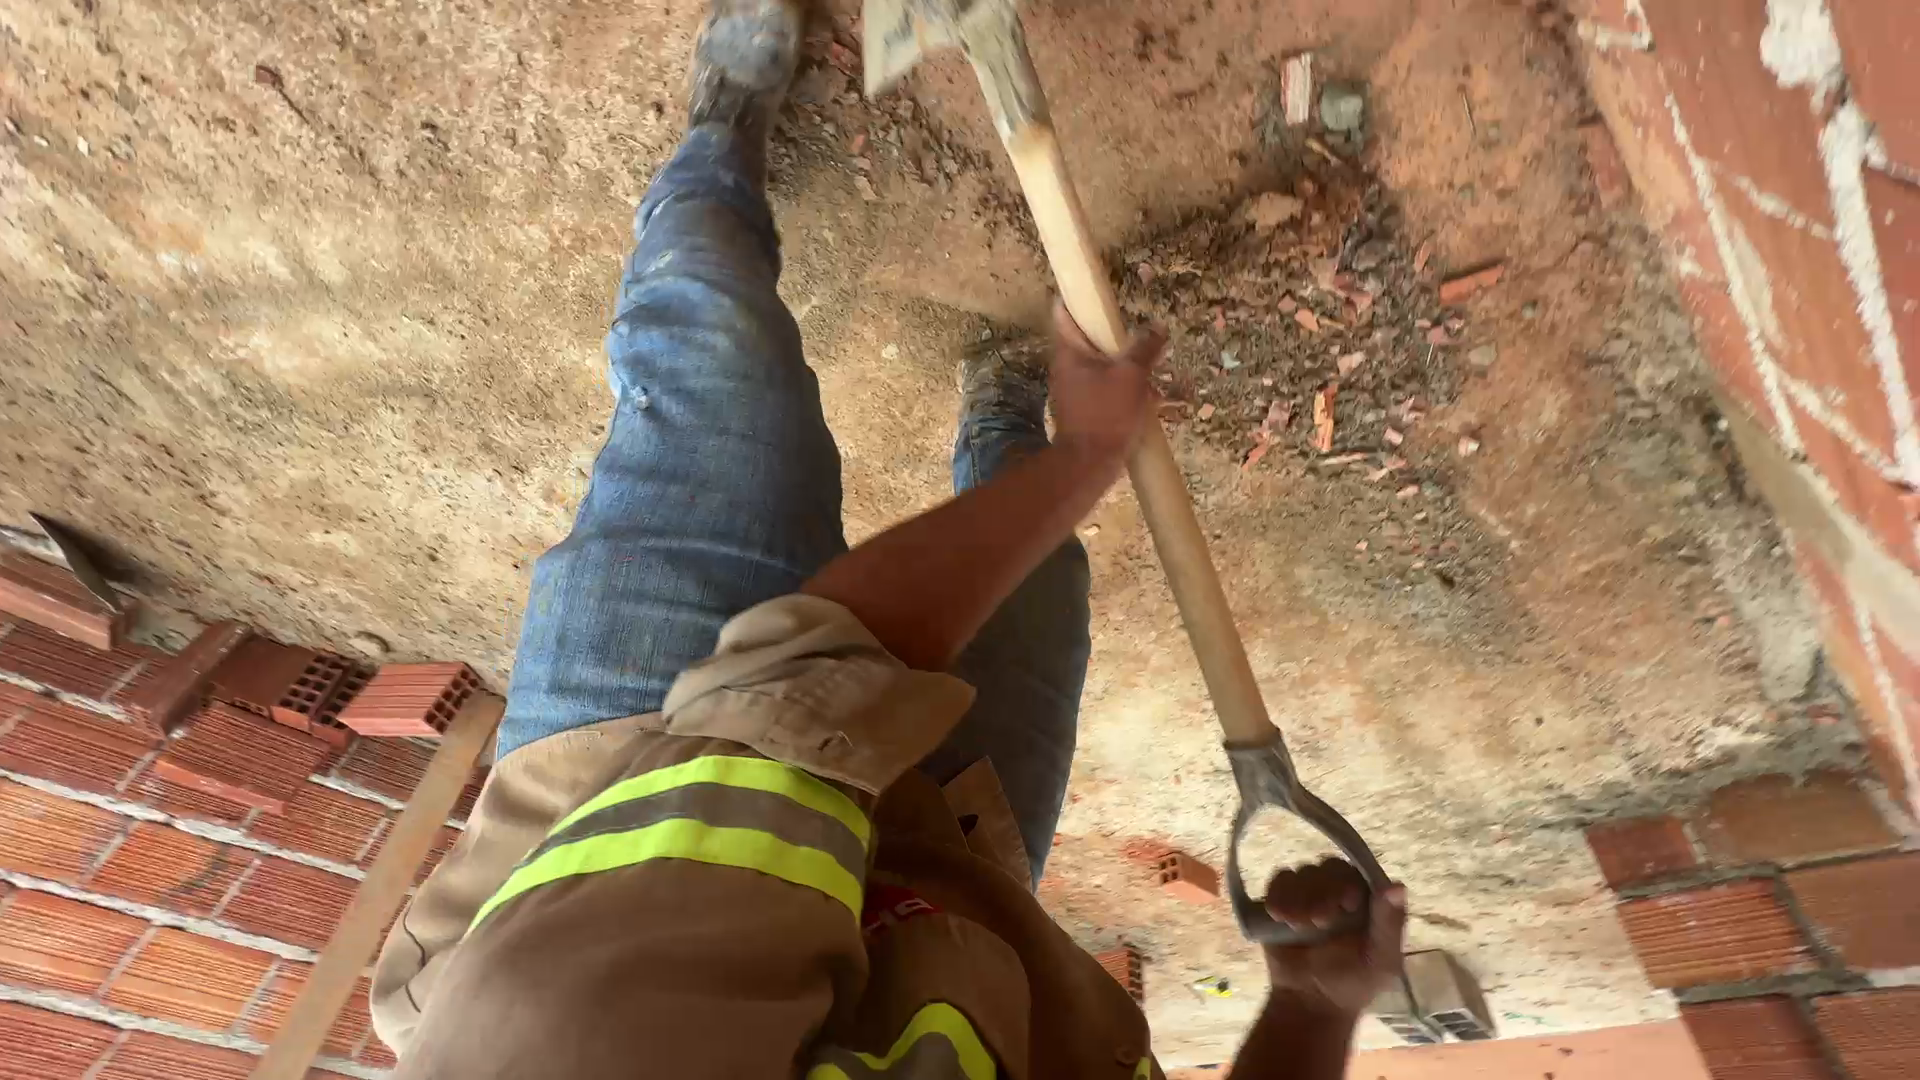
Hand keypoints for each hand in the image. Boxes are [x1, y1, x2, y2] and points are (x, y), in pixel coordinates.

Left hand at [1048, 301, 1163, 461]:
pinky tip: (1156, 396)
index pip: (1064, 312)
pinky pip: (1110, 392)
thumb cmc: (1106, 414)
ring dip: (1129, 366)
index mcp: (1069, 352)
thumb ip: (1144, 347)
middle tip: (1141, 330)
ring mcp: (1076, 391)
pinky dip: (1130, 390)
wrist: (1089, 464)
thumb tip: (1157, 327)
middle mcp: (1067, 368)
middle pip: (1090, 340)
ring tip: (1158, 365)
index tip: (1096, 287)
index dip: (1077, 295)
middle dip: (1117, 336)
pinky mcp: (1088, 411)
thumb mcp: (1131, 375)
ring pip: (1104, 368)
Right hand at [1261, 858, 1407, 1015]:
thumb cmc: (1351, 983)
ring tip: (1297, 927)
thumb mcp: (1379, 960)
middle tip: (1318, 923)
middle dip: (1320, 894)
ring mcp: (1307, 892)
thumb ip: (1389, 923)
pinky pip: (1278, 880)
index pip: (1356, 872)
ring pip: (1300, 874)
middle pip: (1326, 868)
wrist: (1308, 1001)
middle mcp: (1336, 891)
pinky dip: (1278, 896)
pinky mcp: (1281, 897)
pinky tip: (1280, 918)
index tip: (1345, 906)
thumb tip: (1398, 885)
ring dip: (1297, 899)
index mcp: (1365, 901)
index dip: (1347, 883)